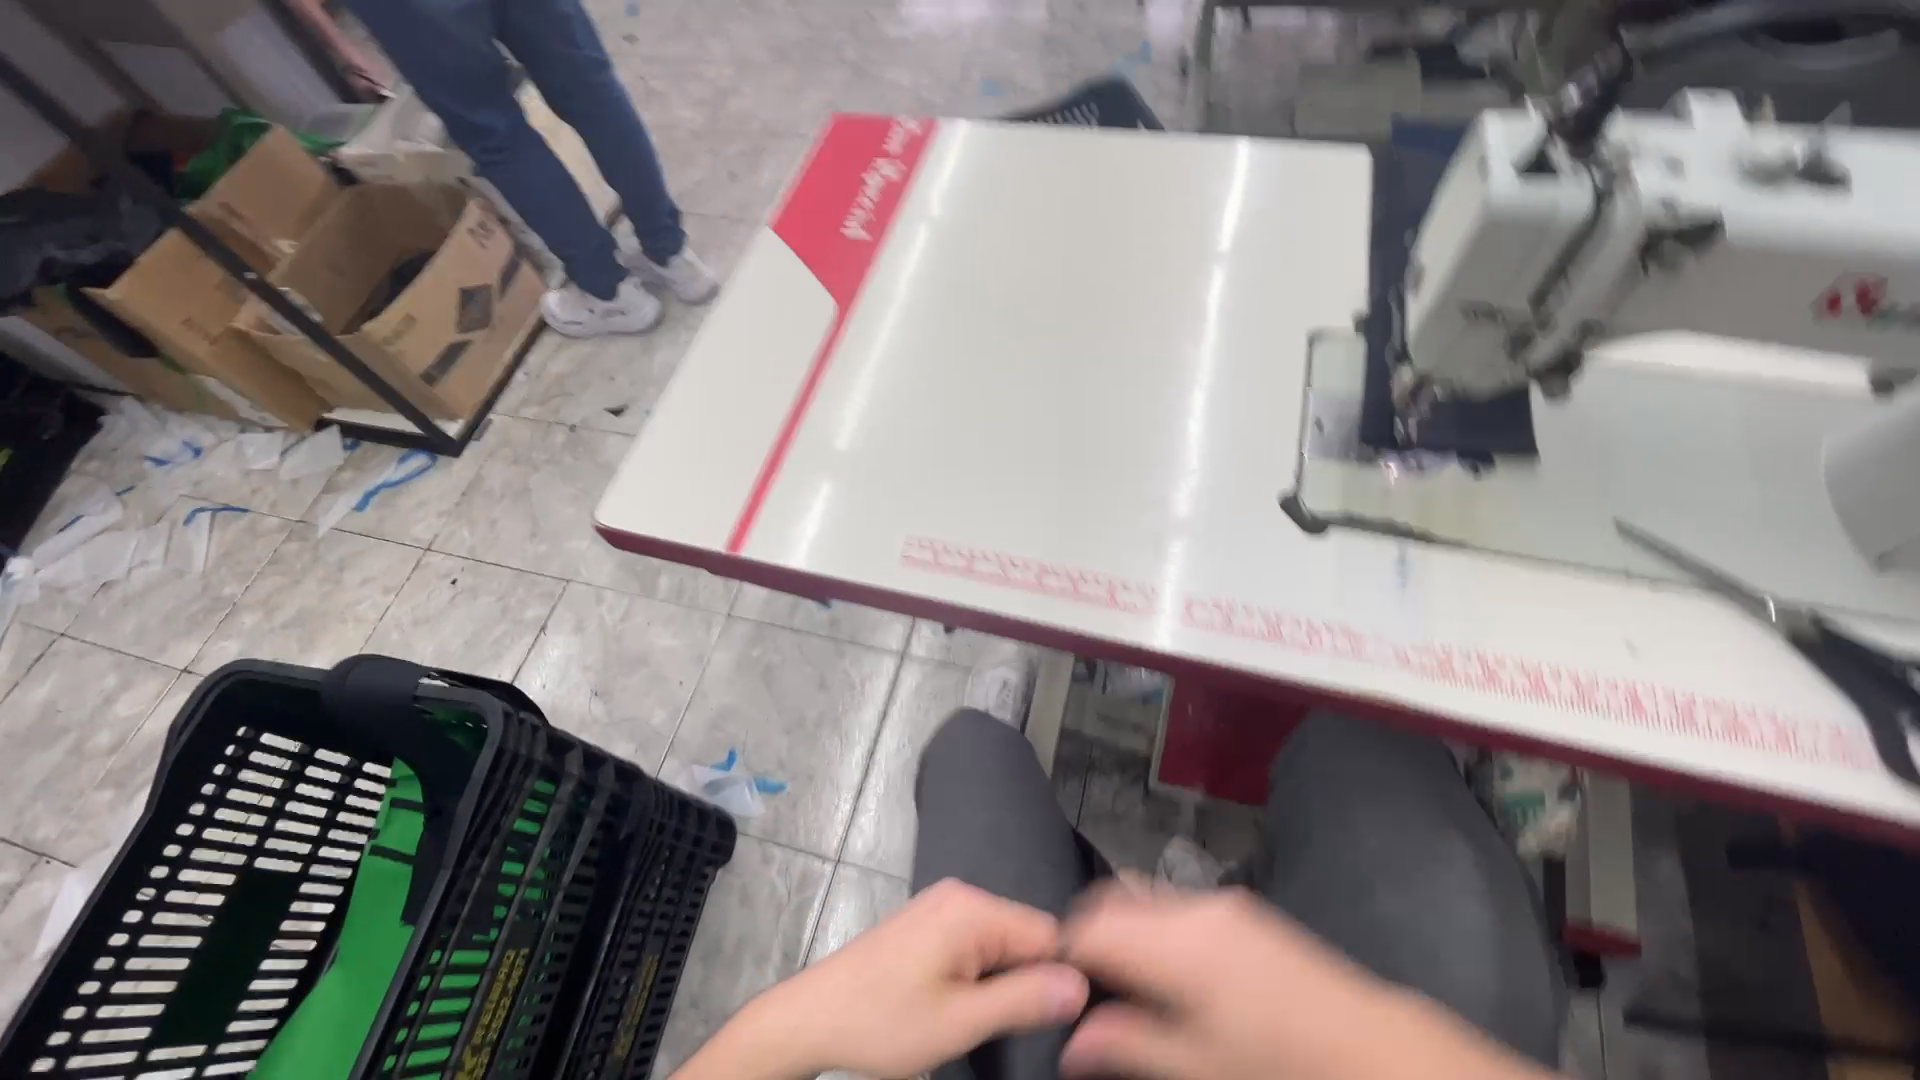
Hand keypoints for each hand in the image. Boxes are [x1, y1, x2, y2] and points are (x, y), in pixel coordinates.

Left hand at [677, 879, 1088, 1079]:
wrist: (809, 1019)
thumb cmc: (882, 1021)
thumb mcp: (959, 1021)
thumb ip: (1024, 999)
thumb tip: (1081, 985)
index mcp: (972, 909)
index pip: (1049, 933)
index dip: (1061, 976)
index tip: (1063, 1018)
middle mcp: (960, 895)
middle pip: (1025, 936)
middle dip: (1028, 979)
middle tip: (1010, 1025)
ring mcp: (940, 907)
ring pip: (1000, 944)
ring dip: (1001, 982)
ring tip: (980, 1018)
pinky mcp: (926, 924)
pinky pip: (975, 945)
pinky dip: (978, 975)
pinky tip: (960, 1004)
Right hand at [1059, 885, 1553, 1079]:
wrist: (1372, 1045)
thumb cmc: (1279, 1063)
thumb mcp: (1201, 1065)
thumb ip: (1130, 1044)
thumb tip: (1070, 1042)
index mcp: (1177, 944)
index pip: (1094, 926)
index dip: (1063, 949)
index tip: (1051, 981)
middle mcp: (1191, 908)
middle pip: (1112, 899)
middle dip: (1087, 933)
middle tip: (1079, 984)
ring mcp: (1217, 902)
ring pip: (1140, 895)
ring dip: (1118, 926)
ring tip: (1119, 980)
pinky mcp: (1237, 908)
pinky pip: (1170, 902)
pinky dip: (1149, 924)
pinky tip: (1161, 969)